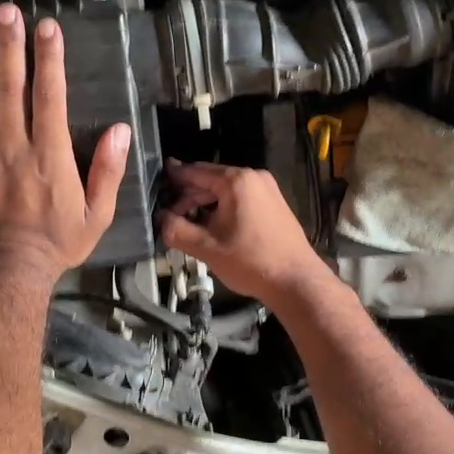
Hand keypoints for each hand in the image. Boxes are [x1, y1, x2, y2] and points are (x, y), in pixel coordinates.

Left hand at [0, 3, 130, 279]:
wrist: (8, 269)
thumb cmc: (56, 241)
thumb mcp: (97, 212)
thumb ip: (108, 170)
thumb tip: (119, 130)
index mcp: (49, 151)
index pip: (49, 94)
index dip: (49, 58)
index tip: (47, 27)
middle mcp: (13, 143)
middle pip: (11, 85)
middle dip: (10, 45)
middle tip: (6, 10)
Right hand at [157, 160, 337, 307]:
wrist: (296, 281)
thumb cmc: (250, 261)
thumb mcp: (207, 248)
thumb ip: (177, 230)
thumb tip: (161, 220)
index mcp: (236, 181)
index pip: (195, 171)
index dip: (174, 177)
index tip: (158, 180)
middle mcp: (253, 176)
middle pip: (211, 179)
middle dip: (189, 196)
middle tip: (170, 215)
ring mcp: (267, 188)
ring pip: (225, 190)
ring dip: (205, 204)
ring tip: (189, 224)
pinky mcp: (274, 202)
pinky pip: (241, 197)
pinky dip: (223, 207)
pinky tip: (213, 226)